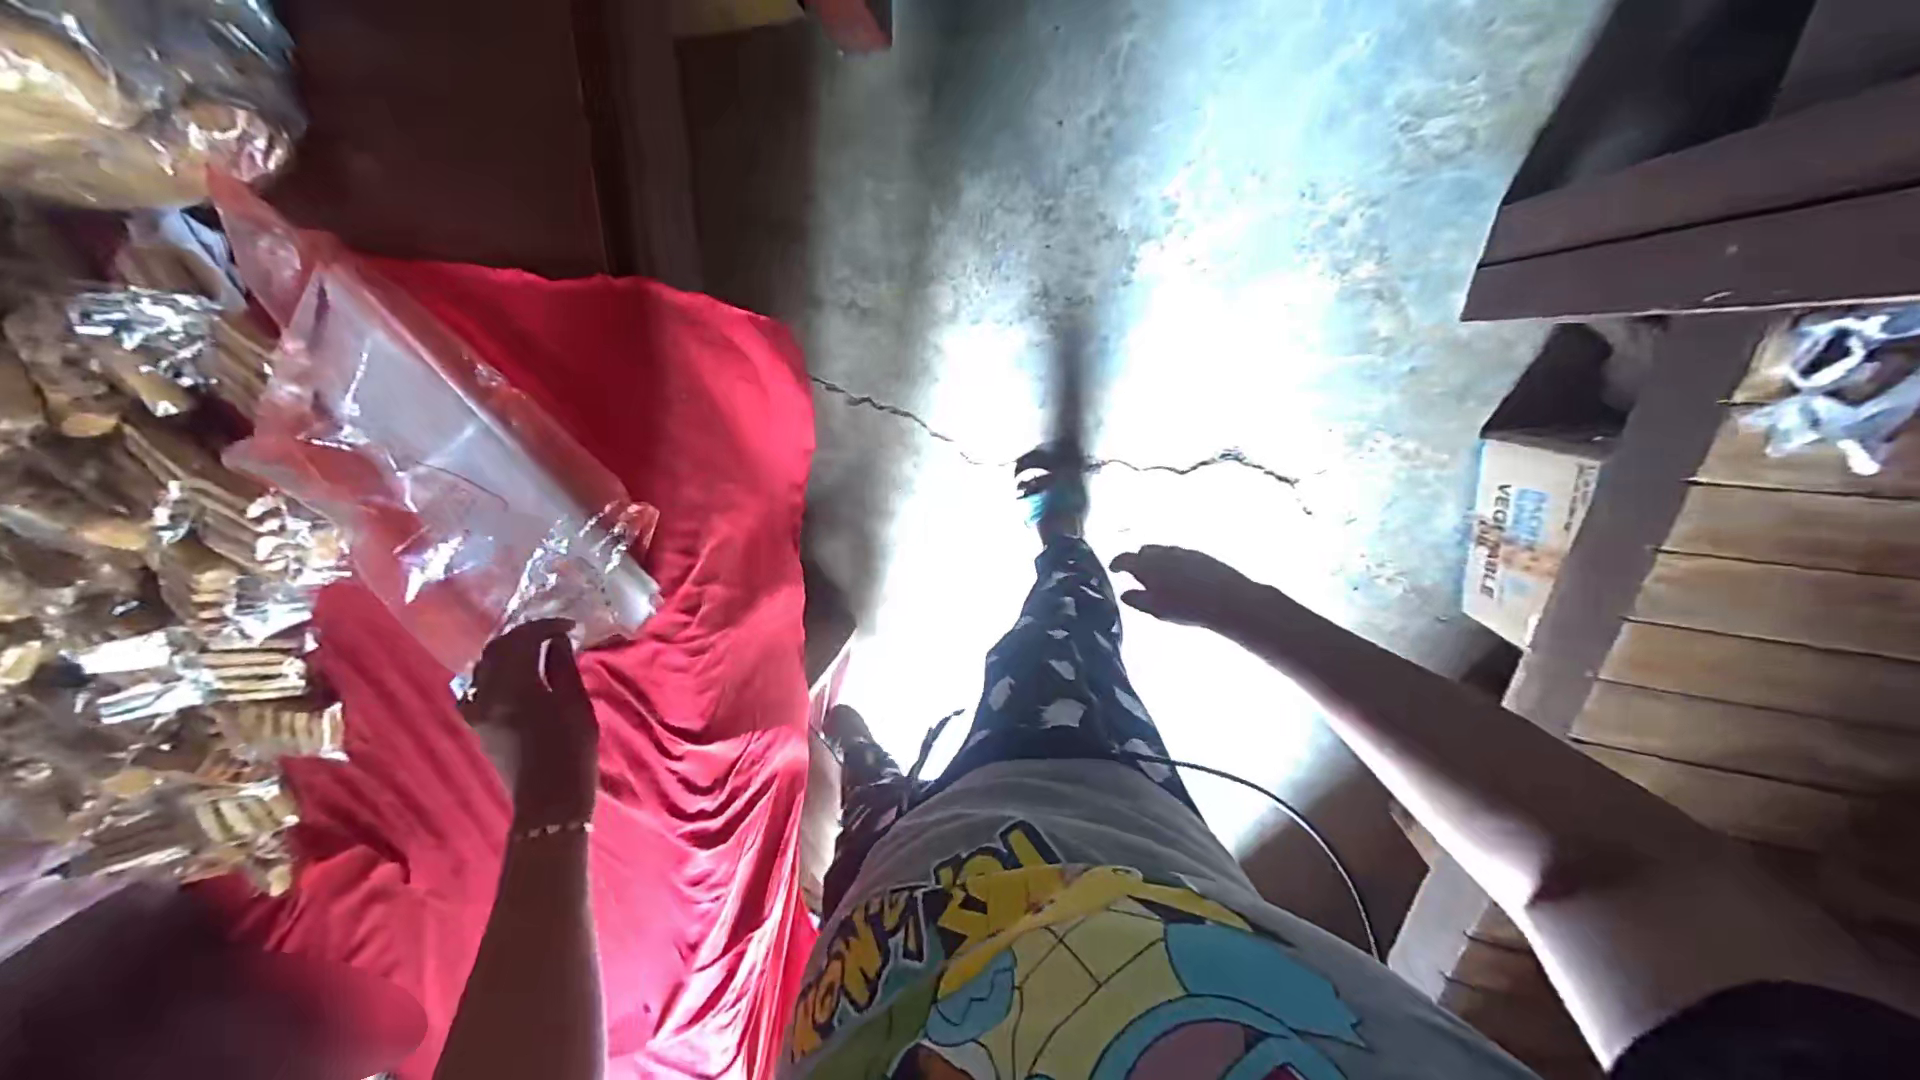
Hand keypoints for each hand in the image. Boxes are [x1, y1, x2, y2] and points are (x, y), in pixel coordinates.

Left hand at [461, 619, 598, 825]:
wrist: (550, 798)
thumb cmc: (572, 749)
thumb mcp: (575, 703)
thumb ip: (563, 667)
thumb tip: (558, 640)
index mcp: (514, 687)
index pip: (522, 640)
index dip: (546, 626)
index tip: (569, 626)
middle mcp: (486, 695)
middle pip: (497, 649)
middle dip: (524, 635)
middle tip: (553, 633)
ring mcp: (476, 711)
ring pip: (484, 666)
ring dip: (508, 651)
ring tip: (535, 650)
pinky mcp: (476, 724)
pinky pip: (477, 687)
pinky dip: (494, 673)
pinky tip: (512, 676)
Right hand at [1109, 545, 1273, 628]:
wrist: (1228, 600)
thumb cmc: (1187, 607)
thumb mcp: (1156, 609)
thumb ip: (1136, 599)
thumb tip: (1125, 594)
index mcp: (1147, 564)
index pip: (1124, 558)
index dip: (1116, 563)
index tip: (1113, 568)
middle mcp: (1163, 553)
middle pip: (1144, 551)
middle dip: (1138, 560)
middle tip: (1139, 576)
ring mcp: (1183, 552)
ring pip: (1163, 552)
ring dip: (1158, 561)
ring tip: (1161, 579)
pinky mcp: (1200, 555)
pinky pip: (1181, 555)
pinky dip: (1175, 563)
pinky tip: (1181, 579)